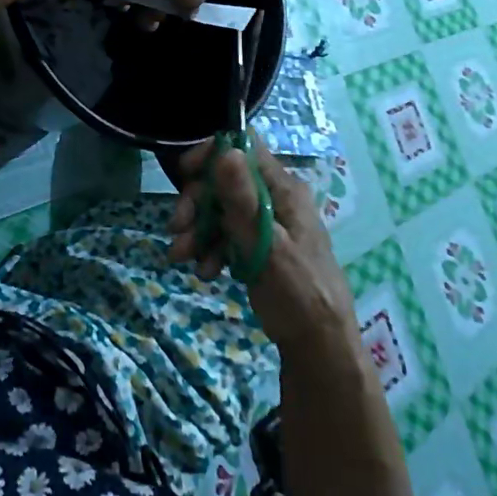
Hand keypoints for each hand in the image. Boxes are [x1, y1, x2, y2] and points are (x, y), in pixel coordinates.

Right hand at [167, 136, 356, 348]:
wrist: (320, 347)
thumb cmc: (297, 292)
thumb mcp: (265, 245)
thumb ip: (242, 198)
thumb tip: (226, 148)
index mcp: (284, 189)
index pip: (244, 148)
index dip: (212, 154)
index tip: (185, 175)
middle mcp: (276, 198)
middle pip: (226, 181)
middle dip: (198, 202)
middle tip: (177, 227)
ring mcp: (267, 223)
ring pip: (223, 210)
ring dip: (199, 231)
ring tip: (183, 259)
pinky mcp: (260, 247)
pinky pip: (228, 235)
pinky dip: (213, 249)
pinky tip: (206, 273)